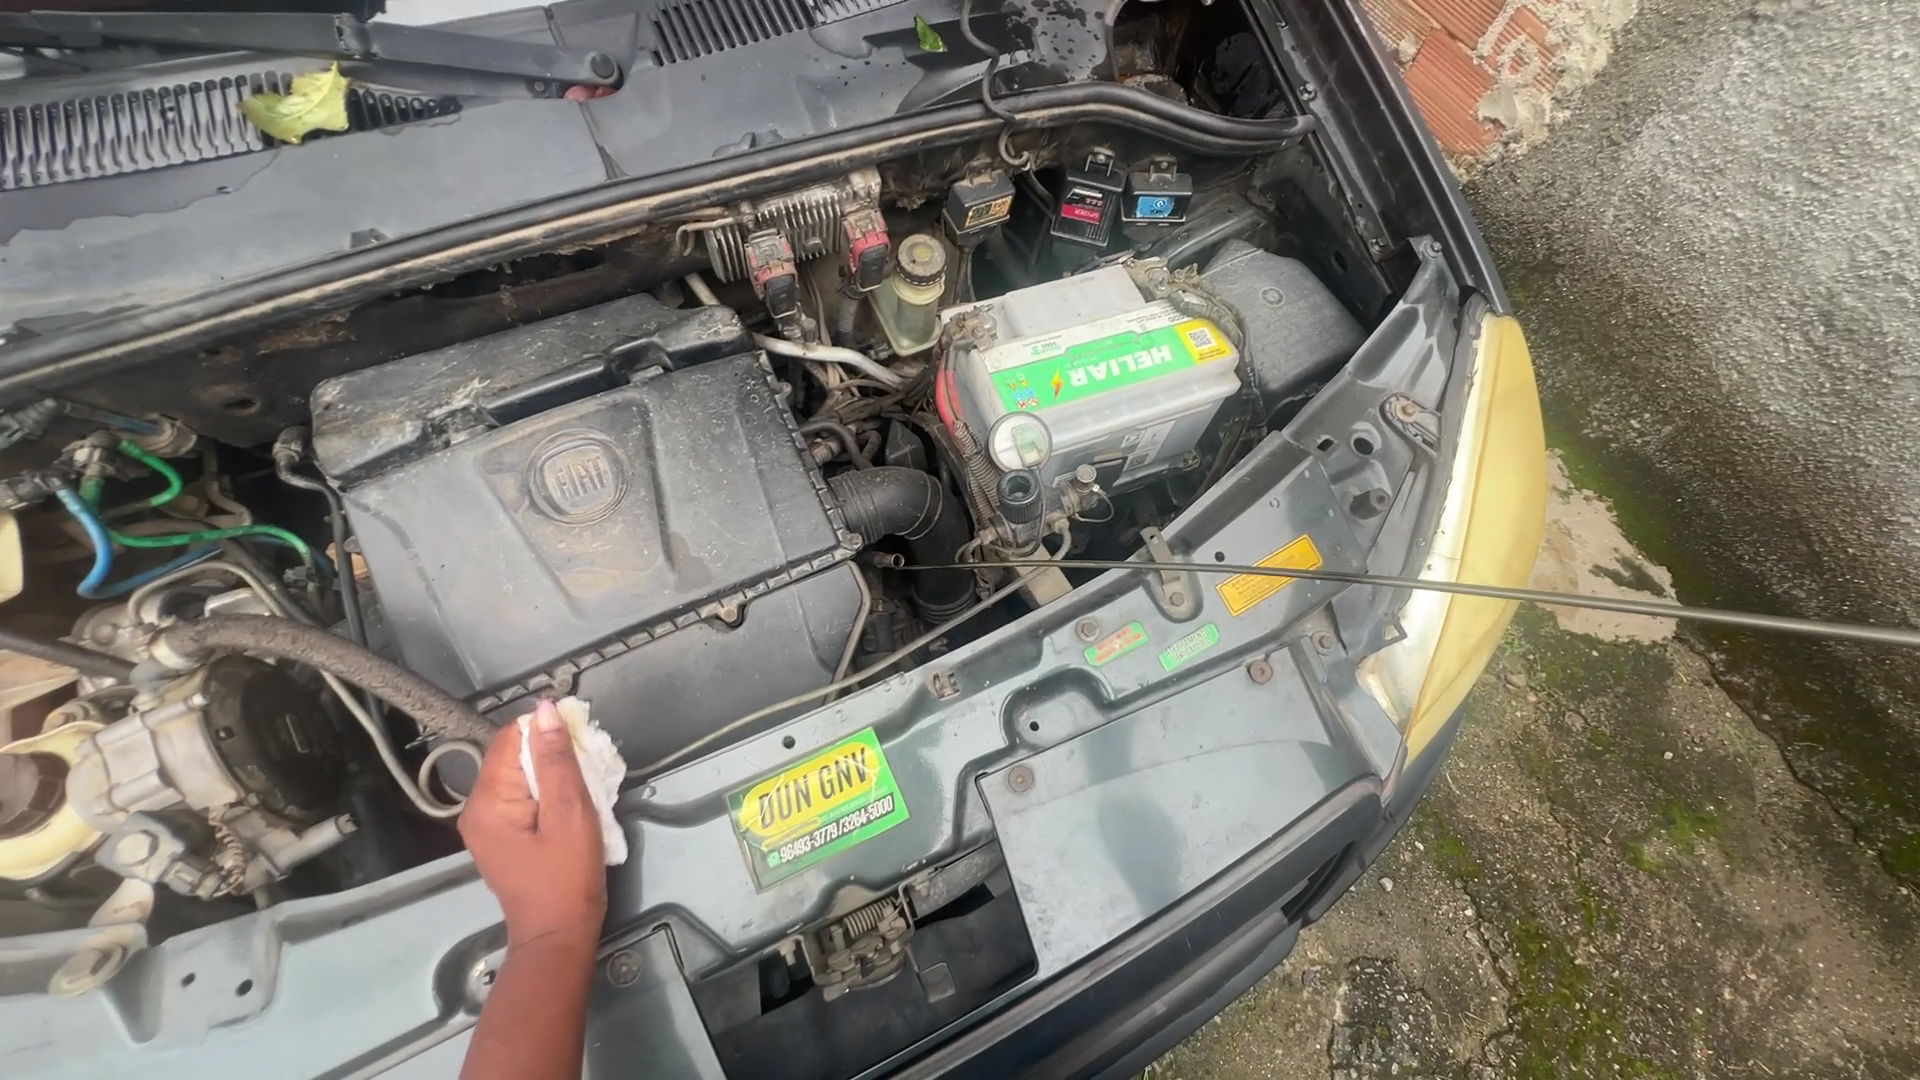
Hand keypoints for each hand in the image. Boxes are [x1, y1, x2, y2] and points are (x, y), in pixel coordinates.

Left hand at [459, 699, 606, 950]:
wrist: (559, 932)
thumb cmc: (567, 873)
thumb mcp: (570, 811)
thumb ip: (556, 759)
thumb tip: (546, 710)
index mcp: (488, 800)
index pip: (511, 738)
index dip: (547, 729)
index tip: (582, 738)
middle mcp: (477, 808)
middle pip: (514, 755)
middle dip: (553, 752)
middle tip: (590, 766)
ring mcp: (487, 824)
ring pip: (521, 774)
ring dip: (554, 772)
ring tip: (585, 786)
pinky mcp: (502, 835)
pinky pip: (522, 795)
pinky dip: (548, 791)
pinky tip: (572, 803)